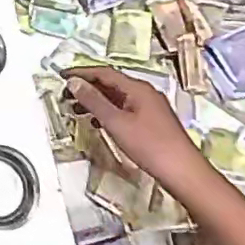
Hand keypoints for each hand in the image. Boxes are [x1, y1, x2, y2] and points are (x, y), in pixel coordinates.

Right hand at [64, 67, 205, 186]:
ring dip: (95, 101)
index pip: (104, 73)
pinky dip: (107, 112)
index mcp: (138, 88)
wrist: (183, 171)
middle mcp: (145, 93)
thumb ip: (93, 101)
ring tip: (75, 109)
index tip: (62, 76)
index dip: (81, 73)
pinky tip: (97, 123)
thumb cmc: (150, 145)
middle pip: (111, 83)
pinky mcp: (152, 121)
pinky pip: (124, 109)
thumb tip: (74, 82)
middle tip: (65, 94)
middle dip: (87, 87)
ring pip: (117, 97)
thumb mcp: (116, 122)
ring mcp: (150, 107)